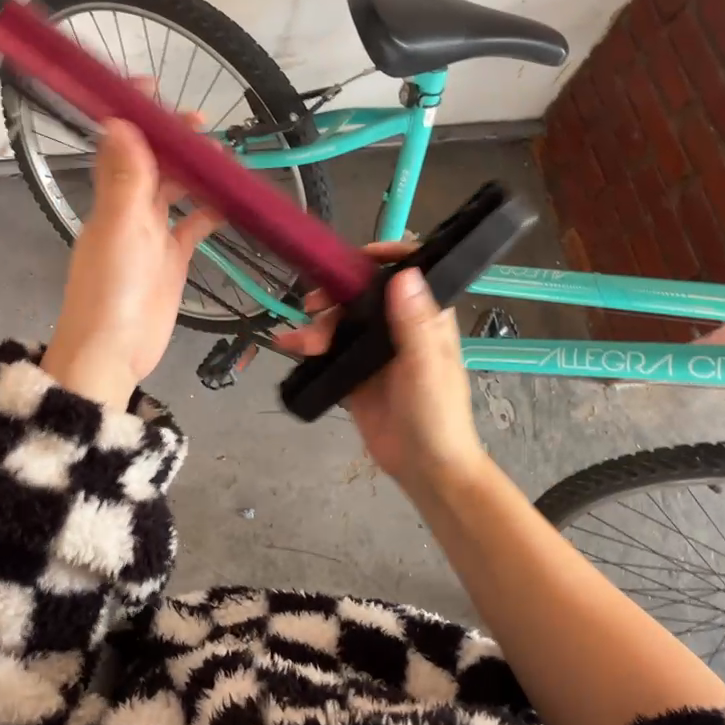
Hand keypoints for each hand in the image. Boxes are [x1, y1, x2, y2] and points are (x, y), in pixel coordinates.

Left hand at [41, 120, 216, 407]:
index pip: (120, 144)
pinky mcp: (172, 261)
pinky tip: (229, 201)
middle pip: (153, 163)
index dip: (133, 115)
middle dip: (174, 140)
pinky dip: (209, 210)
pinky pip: (193, 226)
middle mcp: (129, 211)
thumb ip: (124, 178)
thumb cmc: (111, 290)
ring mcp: (152, 236)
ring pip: (175, 191)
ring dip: (195, 171)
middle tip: (203, 124)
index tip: (152, 87)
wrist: (113, 354)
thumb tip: (119, 119)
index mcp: (110, 199)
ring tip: (223, 156)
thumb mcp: (119, 228)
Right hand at [275, 244, 490, 494]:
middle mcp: (398, 327)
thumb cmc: (436, 414)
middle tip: (314, 303)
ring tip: (299, 341)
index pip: (409, 273)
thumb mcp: (426, 366)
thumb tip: (404, 274)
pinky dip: (307, 345)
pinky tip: (289, 346)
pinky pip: (326, 349)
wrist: (423, 467)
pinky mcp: (353, 373)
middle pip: (363, 294)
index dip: (387, 257)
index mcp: (425, 319)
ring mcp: (373, 350)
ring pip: (340, 320)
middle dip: (335, 294)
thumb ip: (414, 322)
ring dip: (316, 323)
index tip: (357, 257)